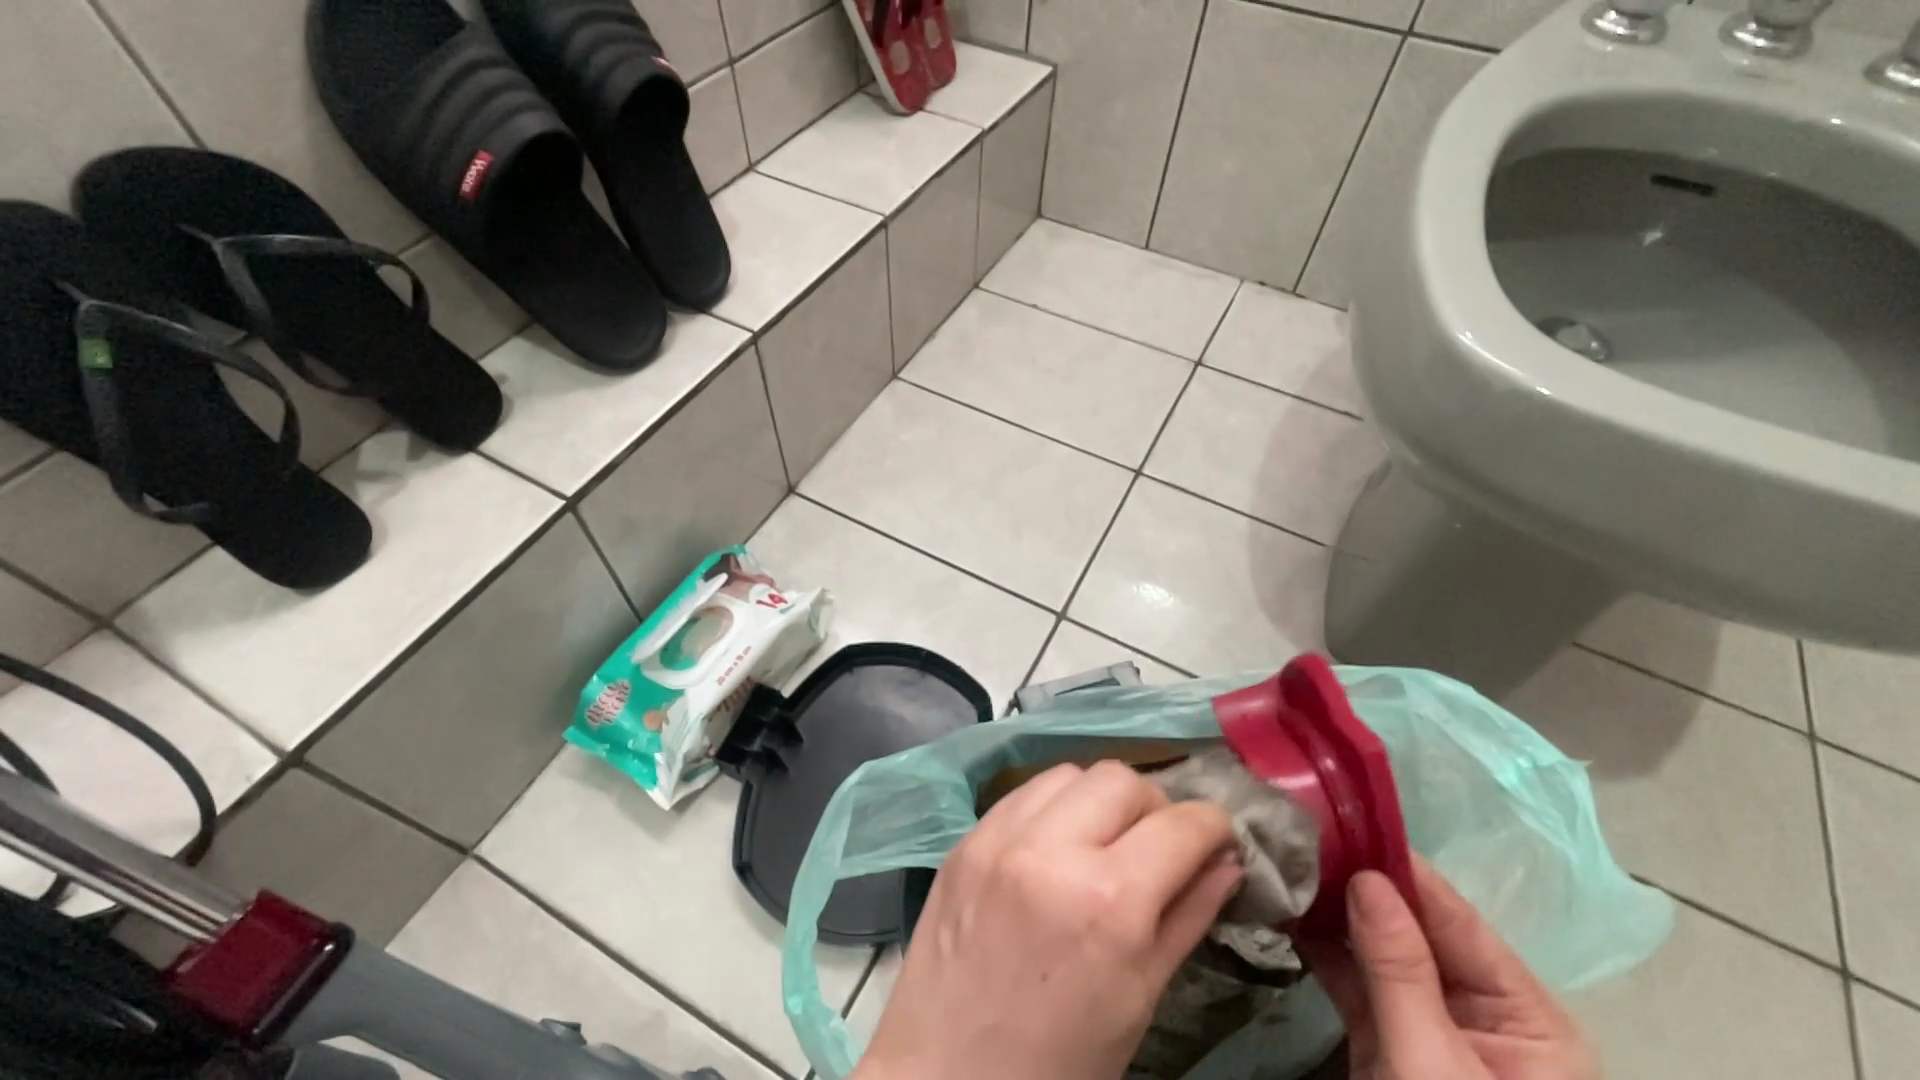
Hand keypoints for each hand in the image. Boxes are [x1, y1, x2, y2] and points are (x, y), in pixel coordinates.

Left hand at [854, 762, 1243, 1079]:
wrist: (947, 1076)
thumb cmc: (1060, 1058)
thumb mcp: (1140, 996)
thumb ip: (1189, 917)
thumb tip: (1227, 862)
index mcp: (1109, 900)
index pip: (1183, 823)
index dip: (1214, 827)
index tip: (1217, 842)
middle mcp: (1052, 849)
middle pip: (1124, 780)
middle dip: (1156, 807)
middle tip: (1158, 847)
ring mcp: (999, 838)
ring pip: (1071, 773)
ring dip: (1101, 799)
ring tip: (1104, 842)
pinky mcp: (965, 840)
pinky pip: (1023, 793)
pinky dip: (1054, 806)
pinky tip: (1057, 844)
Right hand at [1301, 860, 1598, 1079]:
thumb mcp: (1435, 1064)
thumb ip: (1402, 969)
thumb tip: (1368, 878)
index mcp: (1525, 1012)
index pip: (1457, 918)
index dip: (1402, 867)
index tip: (1346, 816)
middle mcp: (1481, 1008)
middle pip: (1416, 930)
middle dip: (1359, 885)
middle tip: (1300, 836)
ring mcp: (1431, 1026)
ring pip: (1380, 952)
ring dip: (1334, 913)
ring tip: (1286, 864)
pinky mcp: (1391, 1044)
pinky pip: (1359, 983)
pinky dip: (1325, 951)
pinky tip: (1290, 915)